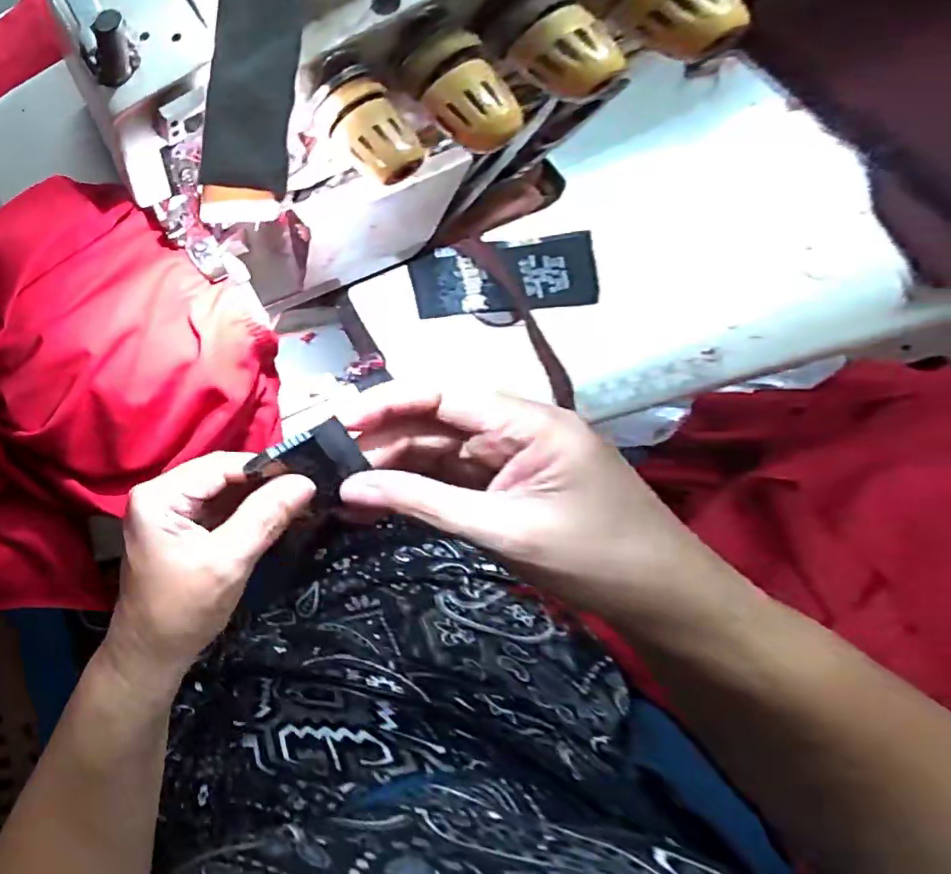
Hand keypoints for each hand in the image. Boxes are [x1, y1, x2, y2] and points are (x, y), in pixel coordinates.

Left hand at [106, 453, 315, 686]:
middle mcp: (157, 493)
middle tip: (308, 485)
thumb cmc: (184, 608)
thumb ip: (263, 518)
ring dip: (255, 495)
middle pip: (217, 475)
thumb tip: (303, 483)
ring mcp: (166, 510)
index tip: (307, 472)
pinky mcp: (177, 527)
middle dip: (261, 480)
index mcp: (158, 495)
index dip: (261, 466)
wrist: (152, 651)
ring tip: (300, 497)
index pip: (216, 466)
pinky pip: (215, 509)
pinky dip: (243, 511)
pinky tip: (275, 512)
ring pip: (219, 491)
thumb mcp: (228, 561)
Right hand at [336, 383, 748, 630]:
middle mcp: (513, 429)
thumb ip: (421, 501)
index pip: (440, 394)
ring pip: (430, 449)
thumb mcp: (503, 529)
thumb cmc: (601, 561)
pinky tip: (374, 501)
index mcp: (528, 423)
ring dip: (388, 466)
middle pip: (428, 420)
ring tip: (343, 487)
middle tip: (330, 463)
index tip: (339, 422)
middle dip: (378, 440)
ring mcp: (506, 457)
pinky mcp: (501, 484)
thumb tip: (348, 487)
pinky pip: (442, 475)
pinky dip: (409, 487)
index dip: (384, 403)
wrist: (675, 610)